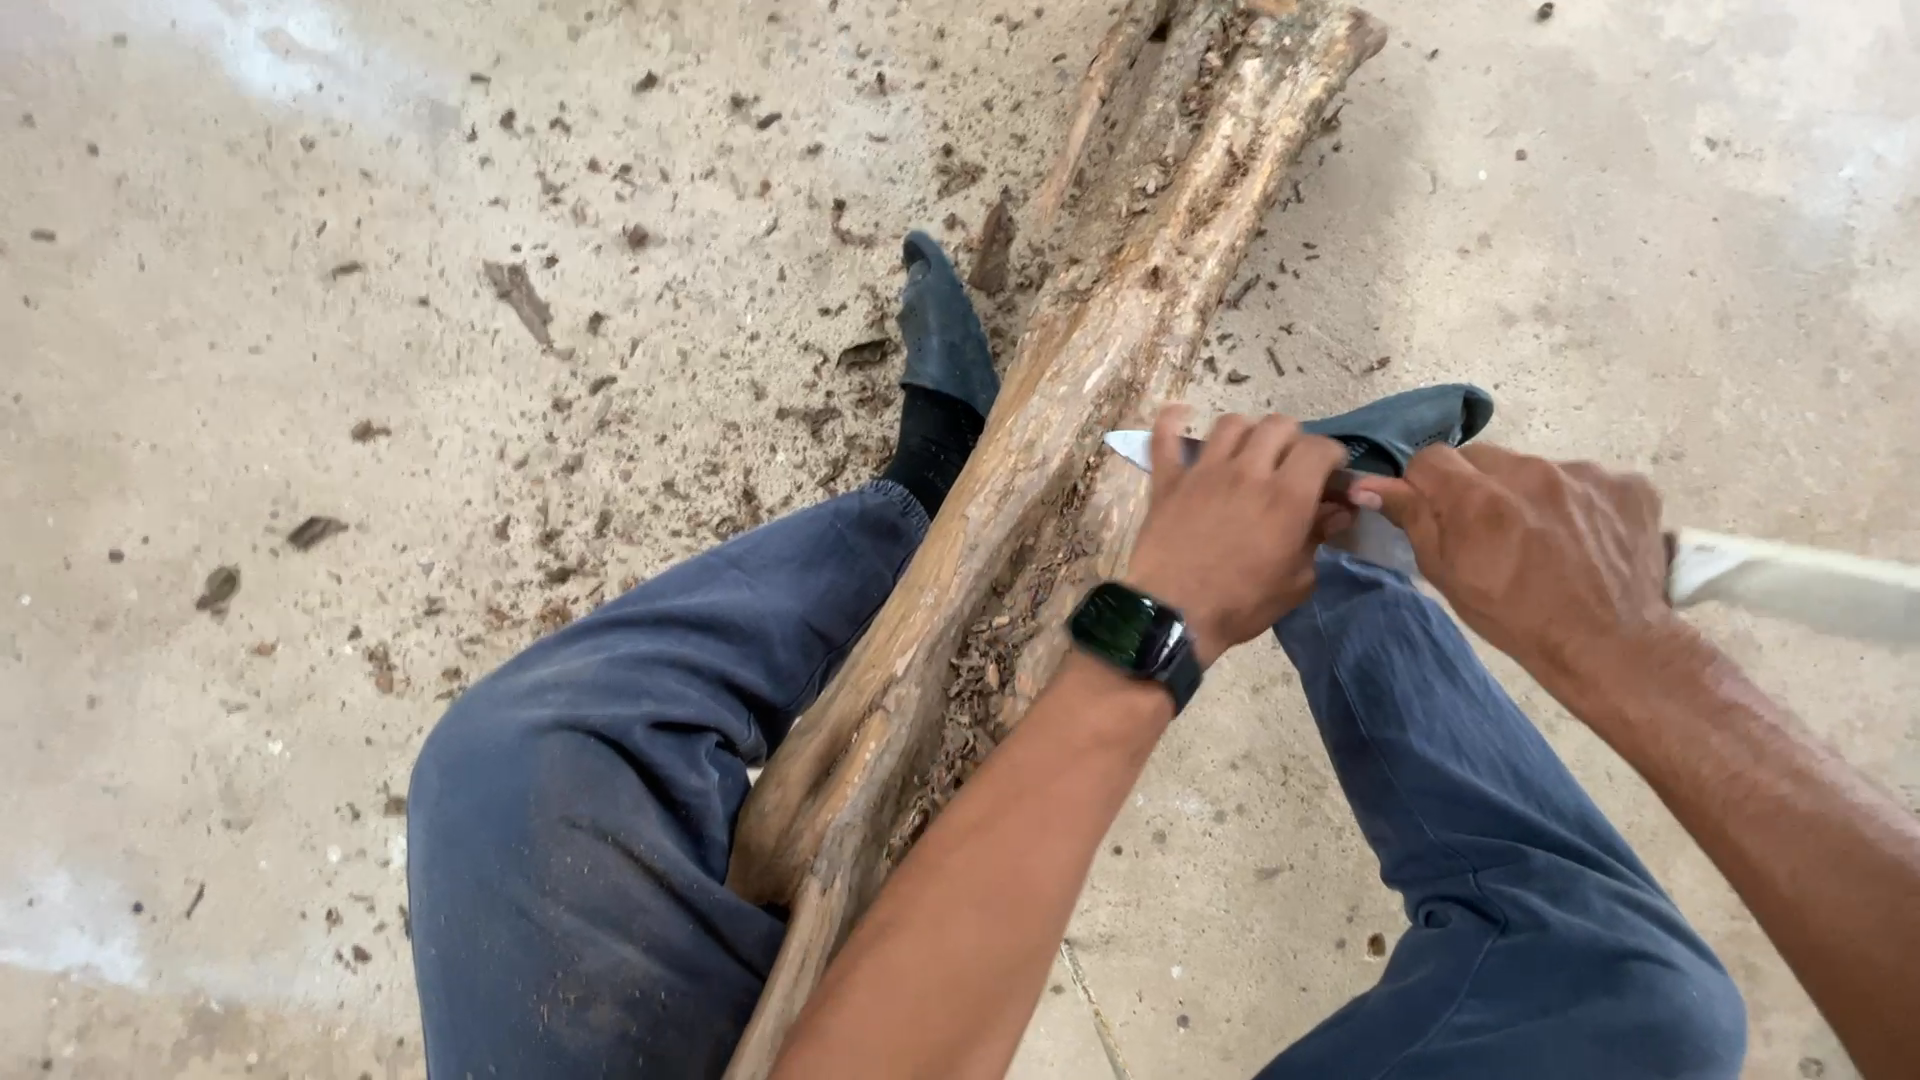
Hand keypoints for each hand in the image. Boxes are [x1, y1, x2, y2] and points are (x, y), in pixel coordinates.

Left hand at [1123, 409, 1349, 667]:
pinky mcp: (1167, 481)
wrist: (1174, 614)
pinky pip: (1165, 437)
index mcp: (1286, 496)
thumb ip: (1317, 539)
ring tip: (1247, 450)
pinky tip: (1181, 414)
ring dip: (1247, 431)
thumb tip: (1337, 512)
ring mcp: (1203, 472)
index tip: (1329, 472)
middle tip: (1288, 464)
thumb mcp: (1296, 581)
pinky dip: (1173, 420)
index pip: (1320, 448)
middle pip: (1278, 425)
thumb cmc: (1240, 604)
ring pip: (1231, 424)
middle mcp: (1247, 472)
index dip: (1331, 455)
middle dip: (1292, 439)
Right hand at [1348, 444, 1676, 678]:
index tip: (1433, 511)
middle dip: (1472, 484)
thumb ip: (1411, 518)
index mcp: (1477, 497)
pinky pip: (1582, 478)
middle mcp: (1529, 472)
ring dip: (1522, 490)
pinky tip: (1579, 535)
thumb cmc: (1511, 614)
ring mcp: (1584, 475)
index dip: (1424, 484)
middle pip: (1480, 457)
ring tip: (1538, 534)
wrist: (1609, 642)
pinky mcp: (1627, 483)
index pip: (1429, 458)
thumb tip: (1367, 486)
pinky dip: (1573, 500)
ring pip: (1530, 467)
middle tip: (1485, 527)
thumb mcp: (1444, 572)